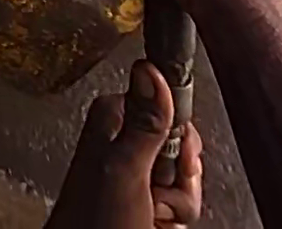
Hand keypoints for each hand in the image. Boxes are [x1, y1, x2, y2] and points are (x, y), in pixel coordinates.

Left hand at [47, 60, 203, 227]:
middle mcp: (122, 136)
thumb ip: (144, 122)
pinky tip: (150, 225)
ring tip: (148, 216)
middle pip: (182, 154)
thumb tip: (149, 68)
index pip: (172, 112)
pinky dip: (170, 224)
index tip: (176, 163)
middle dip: (180, 184)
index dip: (182, 144)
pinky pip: (178, 209)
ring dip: (176, 210)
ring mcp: (133, 170)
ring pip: (184, 186)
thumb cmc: (97, 216)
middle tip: (154, 197)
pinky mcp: (142, 197)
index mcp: (114, 117)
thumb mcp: (126, 167)